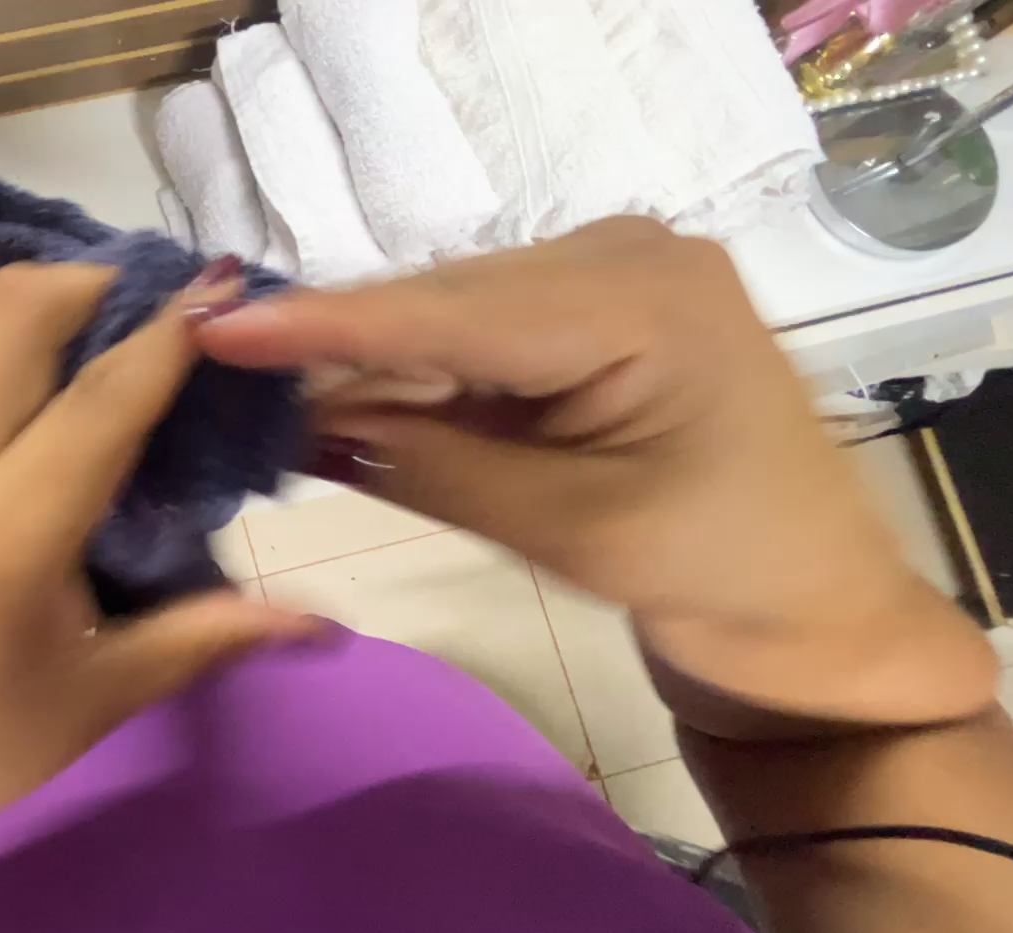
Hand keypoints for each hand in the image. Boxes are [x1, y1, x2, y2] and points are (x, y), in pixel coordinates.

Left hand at [0, 261, 319, 875]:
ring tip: (121, 355)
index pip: (95, 402)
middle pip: (13, 316)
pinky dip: (12, 360)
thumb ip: (207, 637)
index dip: (167, 334)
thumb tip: (322, 624)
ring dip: (55, 317)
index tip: (224, 286)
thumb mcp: (94, 700)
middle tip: (167, 318)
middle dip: (100, 287)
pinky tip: (52, 412)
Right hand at [195, 219, 994, 727]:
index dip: (319, 326)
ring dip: (349, 363)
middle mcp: (615, 258)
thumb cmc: (704, 567)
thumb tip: (302, 425)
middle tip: (216, 379)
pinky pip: (454, 337)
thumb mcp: (551, 523)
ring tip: (256, 394)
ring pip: (429, 318)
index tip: (214, 329)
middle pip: (427, 304)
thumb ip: (421, 463)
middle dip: (322, 348)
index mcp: (640, 302)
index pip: (441, 314)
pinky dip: (392, 374)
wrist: (798, 593)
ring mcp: (593, 278)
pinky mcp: (569, 312)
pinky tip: (329, 397)